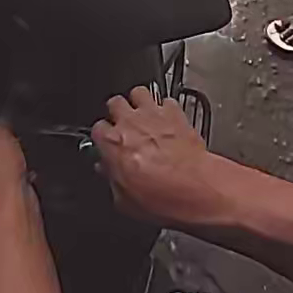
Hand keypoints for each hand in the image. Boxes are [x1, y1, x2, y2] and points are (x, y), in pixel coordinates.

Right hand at [91, 87, 229, 228]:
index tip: (108, 144)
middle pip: (115, 102)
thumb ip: (112, 178)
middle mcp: (131, 122)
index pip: (97, 128)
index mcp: (112, 142)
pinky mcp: (176, 112)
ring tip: (143, 114)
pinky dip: (166, 108)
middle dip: (117, 111)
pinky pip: (167, 100)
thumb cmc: (162, 194)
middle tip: (123, 124)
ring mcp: (154, 114)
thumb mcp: (124, 200)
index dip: (102, 136)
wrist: (194, 186)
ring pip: (139, 92)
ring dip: (139, 102)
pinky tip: (168, 119)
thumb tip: (110, 172)